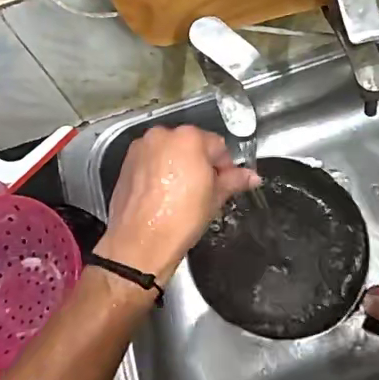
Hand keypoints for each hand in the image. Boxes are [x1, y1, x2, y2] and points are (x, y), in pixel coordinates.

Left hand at [97, 125, 259, 281]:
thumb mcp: (215, 198)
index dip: (225, 165)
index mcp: (189, 138)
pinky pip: (152, 160)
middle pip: (191, 144)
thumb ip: (234, 180)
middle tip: (205, 190)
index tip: (225, 182)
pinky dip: (160, 171)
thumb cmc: (180, 219)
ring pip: (170, 151)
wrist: (140, 243)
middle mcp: (162, 136)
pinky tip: (163, 194)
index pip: (217, 145)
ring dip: (179, 166)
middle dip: (201, 163)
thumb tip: (251, 176)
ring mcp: (142, 148)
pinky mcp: (127, 162)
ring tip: (183, 194)